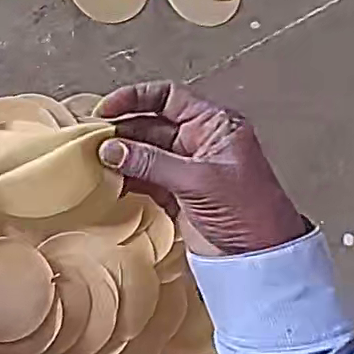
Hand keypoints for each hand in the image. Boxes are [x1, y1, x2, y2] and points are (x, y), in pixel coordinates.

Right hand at [96, 81, 306, 254]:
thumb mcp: (198, 179)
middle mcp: (198, 141)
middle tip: (92, 140)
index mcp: (213, 125)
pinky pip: (144, 177)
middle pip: (150, 124)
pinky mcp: (176, 193)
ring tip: (94, 161)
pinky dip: (126, 178)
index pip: (168, 97)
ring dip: (121, 155)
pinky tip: (108, 181)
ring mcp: (186, 168)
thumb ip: (151, 162)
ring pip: (144, 152)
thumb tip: (111, 148)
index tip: (106, 109)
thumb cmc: (248, 210)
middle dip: (122, 130)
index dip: (135, 98)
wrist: (260, 257)